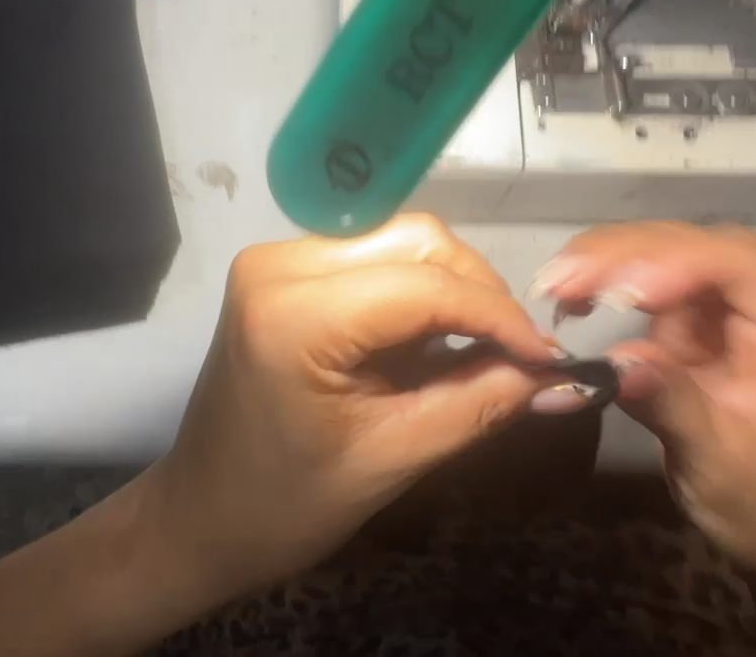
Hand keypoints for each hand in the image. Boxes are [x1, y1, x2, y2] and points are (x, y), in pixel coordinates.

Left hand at [146, 214, 558, 598]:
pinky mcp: (283, 270)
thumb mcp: (390, 458)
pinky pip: (372, 258)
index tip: (549, 355)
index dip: (497, 315)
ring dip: (449, 288)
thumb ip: (476, 403)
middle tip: (516, 353)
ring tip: (479, 349)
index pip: (423, 286)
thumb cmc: (284, 504)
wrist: (201, 514)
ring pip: (397, 241)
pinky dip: (415, 291)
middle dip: (476, 291)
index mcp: (294, 312)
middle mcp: (280, 262)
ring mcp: (277, 259)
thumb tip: (554, 371)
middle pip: (413, 241)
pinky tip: (433, 338)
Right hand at [539, 223, 755, 582]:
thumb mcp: (724, 470)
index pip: (747, 267)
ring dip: (608, 259)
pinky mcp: (697, 319)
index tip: (620, 291)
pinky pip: (649, 279)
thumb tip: (614, 362)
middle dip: (629, 254)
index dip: (681, 263)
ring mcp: (732, 310)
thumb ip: (675, 408)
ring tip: (557, 284)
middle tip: (564, 278)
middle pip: (701, 247)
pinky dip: (606, 279)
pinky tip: (574, 296)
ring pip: (670, 253)